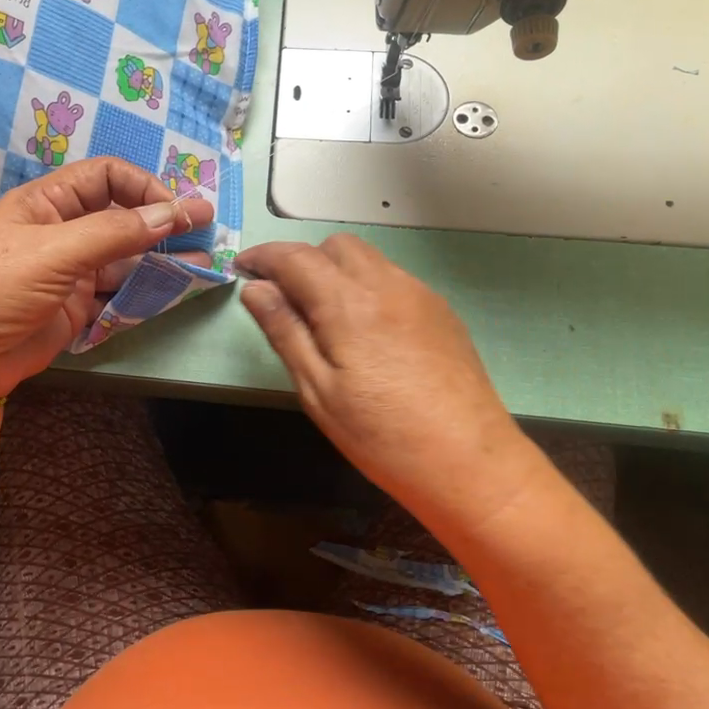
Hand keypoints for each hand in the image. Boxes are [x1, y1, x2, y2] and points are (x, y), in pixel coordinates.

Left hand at [0, 157, 213, 400]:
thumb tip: (171, 213)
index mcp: (46, 202)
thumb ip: (114, 232)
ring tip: (204, 266)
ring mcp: (70, 273)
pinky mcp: (75, 309)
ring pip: (125, 259)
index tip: (176, 209)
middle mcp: (62, 232)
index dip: (143, 187)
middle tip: (207, 228)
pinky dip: (145, 293)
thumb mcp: (53, 252)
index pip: (105, 178)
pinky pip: (118, 294)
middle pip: (121, 218)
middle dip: (162, 222)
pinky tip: (174, 292)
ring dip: (161, 261)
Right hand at [236, 234, 541, 521]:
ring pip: (368, 259)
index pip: (296, 257)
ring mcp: (419, 295)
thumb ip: (285, 331)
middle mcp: (386, 285)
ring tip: (322, 314)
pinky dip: (366, 285)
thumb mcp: (317, 389)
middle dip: (302, 259)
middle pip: (335, 246)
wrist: (467, 462)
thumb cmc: (379, 435)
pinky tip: (363, 329)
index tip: (241, 268)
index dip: (263, 256)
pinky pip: (393, 279)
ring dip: (336, 270)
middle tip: (283, 298)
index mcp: (348, 304)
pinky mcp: (441, 311)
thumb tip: (255, 289)